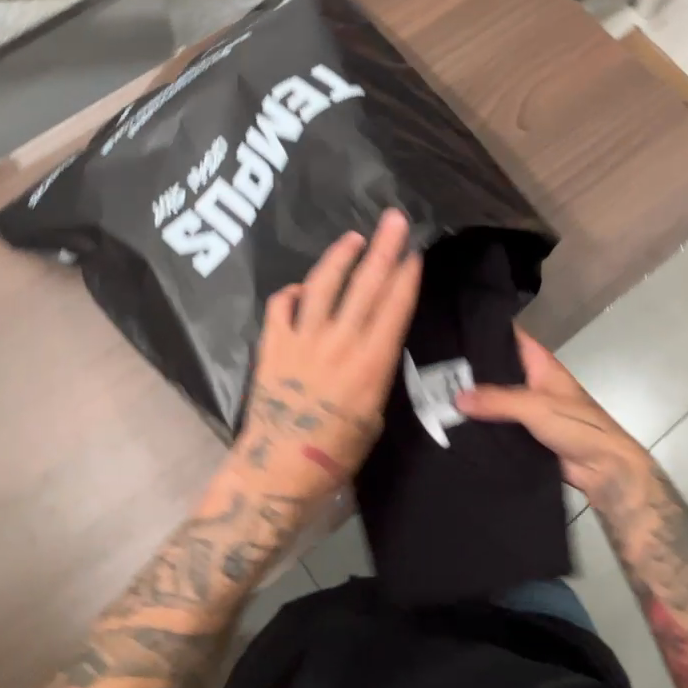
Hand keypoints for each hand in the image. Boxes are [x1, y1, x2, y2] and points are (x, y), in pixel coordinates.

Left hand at [227, 209, 422, 508]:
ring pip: (323, 285)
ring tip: (354, 238)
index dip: (405, 277)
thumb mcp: (374, 415)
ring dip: (340, 257)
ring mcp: (303, 339)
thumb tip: (374, 344)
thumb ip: (375, 372)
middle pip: (365, 286)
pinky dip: (292, 292)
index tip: (415, 251)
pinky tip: (301, 288)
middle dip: (383, 249)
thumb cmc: (337, 453)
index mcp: (370, 363)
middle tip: (394, 219)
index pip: (393, 308)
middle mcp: (339, 343)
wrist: (279, 468)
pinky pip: (282, 305)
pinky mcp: (273, 344)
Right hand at [455, 327, 653, 503]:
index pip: (511, 337)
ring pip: (496, 398)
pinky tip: (455, 422)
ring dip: (475, 399)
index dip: (486, 330)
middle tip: (437, 364)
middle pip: (498, 368)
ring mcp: (529, 408)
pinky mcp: (526, 433)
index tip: (454, 327)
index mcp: (540, 364)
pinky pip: (498, 424)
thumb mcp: (534, 406)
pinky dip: (481, 423)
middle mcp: (533, 381)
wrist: (603, 468)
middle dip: (472, 367)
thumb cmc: (576, 425)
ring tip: (437, 391)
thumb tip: (456, 397)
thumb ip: (495, 401)